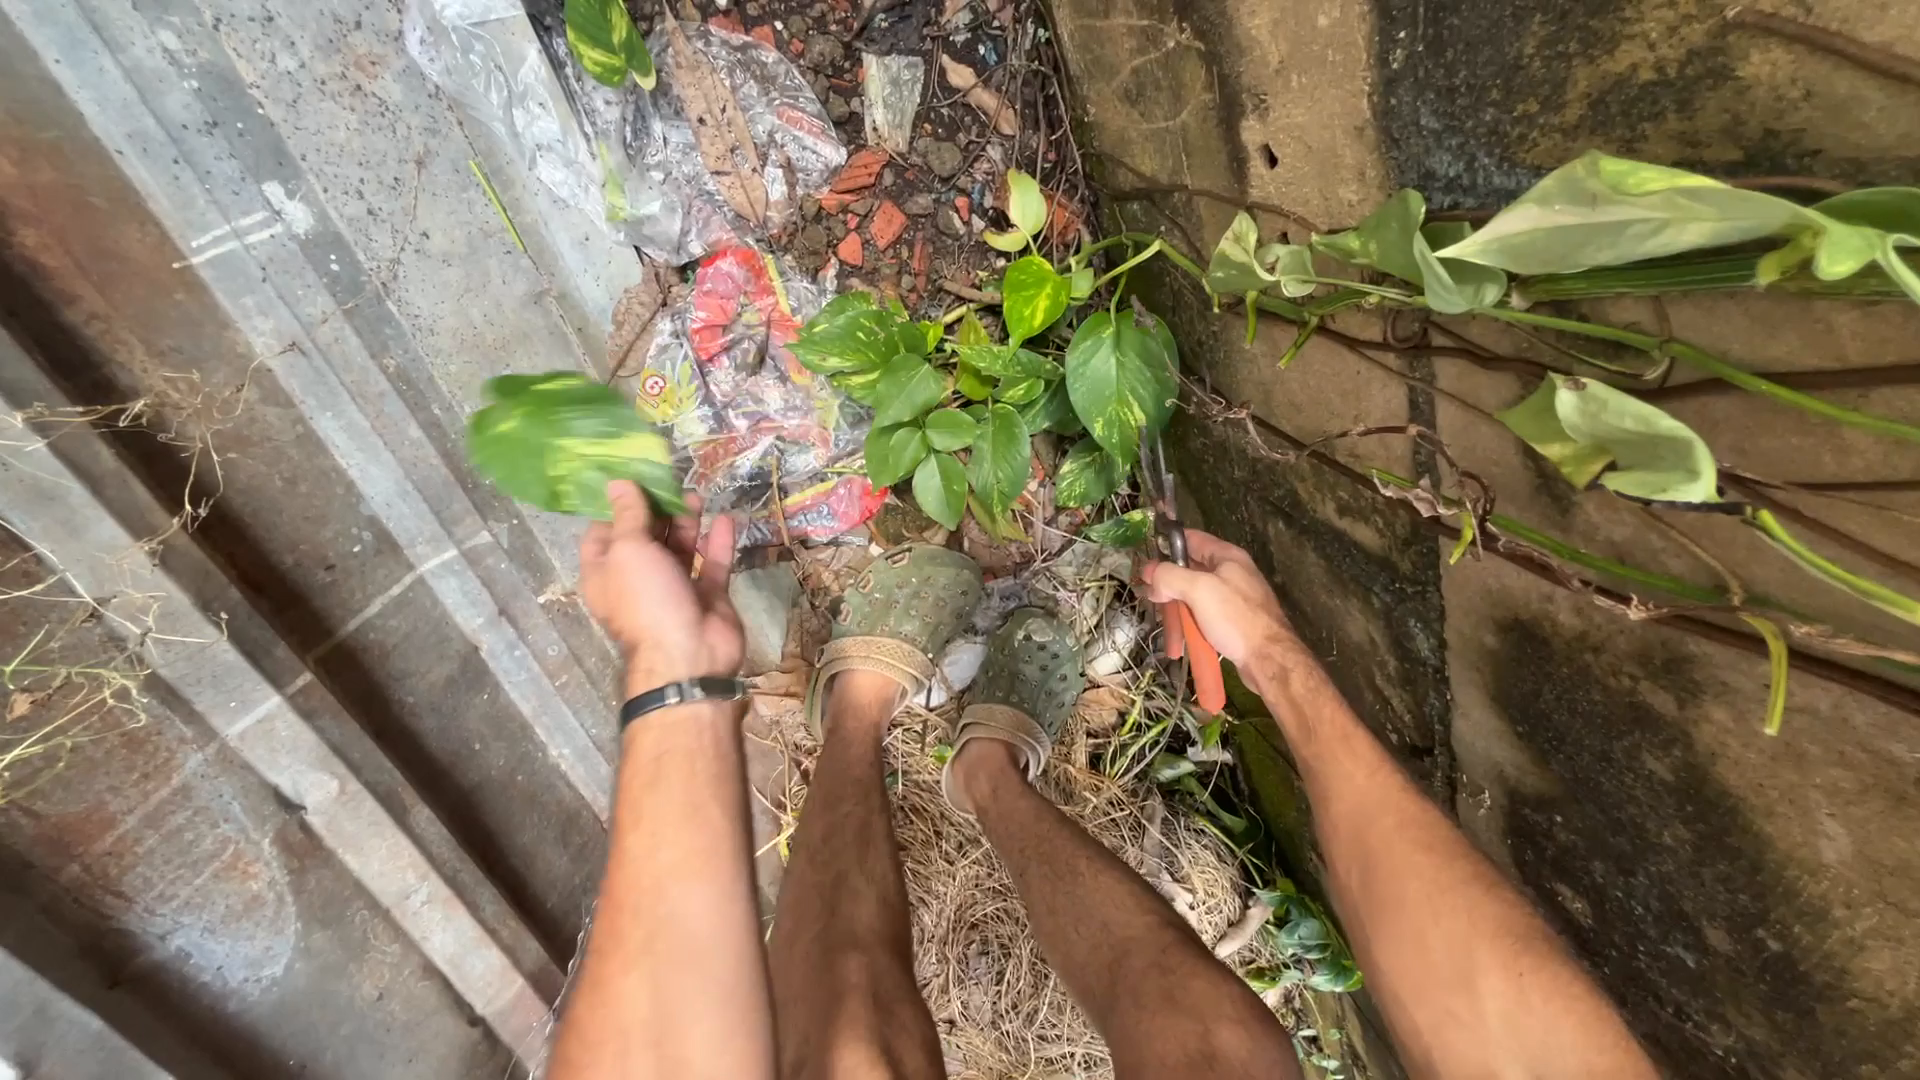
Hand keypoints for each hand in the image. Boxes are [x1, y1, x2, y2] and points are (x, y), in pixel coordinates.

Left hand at [579, 481, 742, 696]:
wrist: (689, 655)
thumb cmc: (647, 600)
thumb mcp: (629, 550)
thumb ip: (628, 514)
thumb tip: (617, 481)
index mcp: (606, 572)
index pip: (604, 532)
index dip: (617, 506)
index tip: (634, 478)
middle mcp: (637, 579)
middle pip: (646, 537)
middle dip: (658, 510)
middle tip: (672, 481)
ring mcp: (675, 588)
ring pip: (680, 548)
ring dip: (687, 522)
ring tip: (697, 495)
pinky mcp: (707, 596)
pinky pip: (711, 564)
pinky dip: (717, 542)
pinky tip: (725, 518)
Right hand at [1140, 530, 1308, 694]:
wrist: (1269, 659)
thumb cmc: (1235, 617)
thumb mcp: (1198, 589)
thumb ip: (1169, 576)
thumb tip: (1150, 577)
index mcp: (1226, 556)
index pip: (1191, 538)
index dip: (1166, 546)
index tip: (1145, 562)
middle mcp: (1229, 573)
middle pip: (1188, 571)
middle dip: (1167, 586)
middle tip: (1151, 600)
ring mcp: (1231, 598)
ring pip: (1192, 597)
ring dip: (1176, 612)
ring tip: (1167, 631)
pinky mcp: (1231, 620)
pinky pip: (1202, 616)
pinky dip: (1189, 627)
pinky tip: (1180, 644)